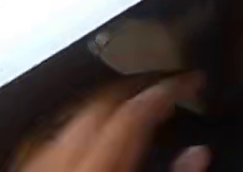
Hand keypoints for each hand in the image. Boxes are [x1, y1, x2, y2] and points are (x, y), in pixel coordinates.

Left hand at [16, 75, 209, 171]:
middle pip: (97, 109)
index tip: (193, 81)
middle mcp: (60, 171)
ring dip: (103, 106)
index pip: (133, 115)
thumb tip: (199, 154)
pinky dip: (72, 133)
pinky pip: (42, 152)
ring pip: (66, 124)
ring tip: (132, 104)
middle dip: (136, 88)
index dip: (167, 88)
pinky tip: (86, 140)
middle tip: (167, 86)